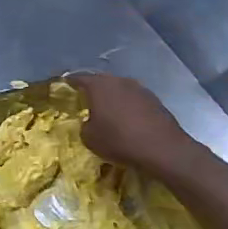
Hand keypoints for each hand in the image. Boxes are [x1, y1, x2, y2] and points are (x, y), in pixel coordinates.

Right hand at [66, 72, 203, 179]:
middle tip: (85, 102)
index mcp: (99, 86)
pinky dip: (128, 107)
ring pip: (120, 90)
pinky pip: (134, 100)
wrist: (163, 150)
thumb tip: (90, 122)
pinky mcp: (156, 101)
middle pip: (101, 81)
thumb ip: (84, 125)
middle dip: (93, 90)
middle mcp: (120, 81)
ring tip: (108, 112)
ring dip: (113, 98)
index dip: (70, 84)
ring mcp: (140, 89)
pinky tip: (127, 121)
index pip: (79, 79)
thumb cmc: (119, 140)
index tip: (64, 89)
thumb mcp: (89, 137)